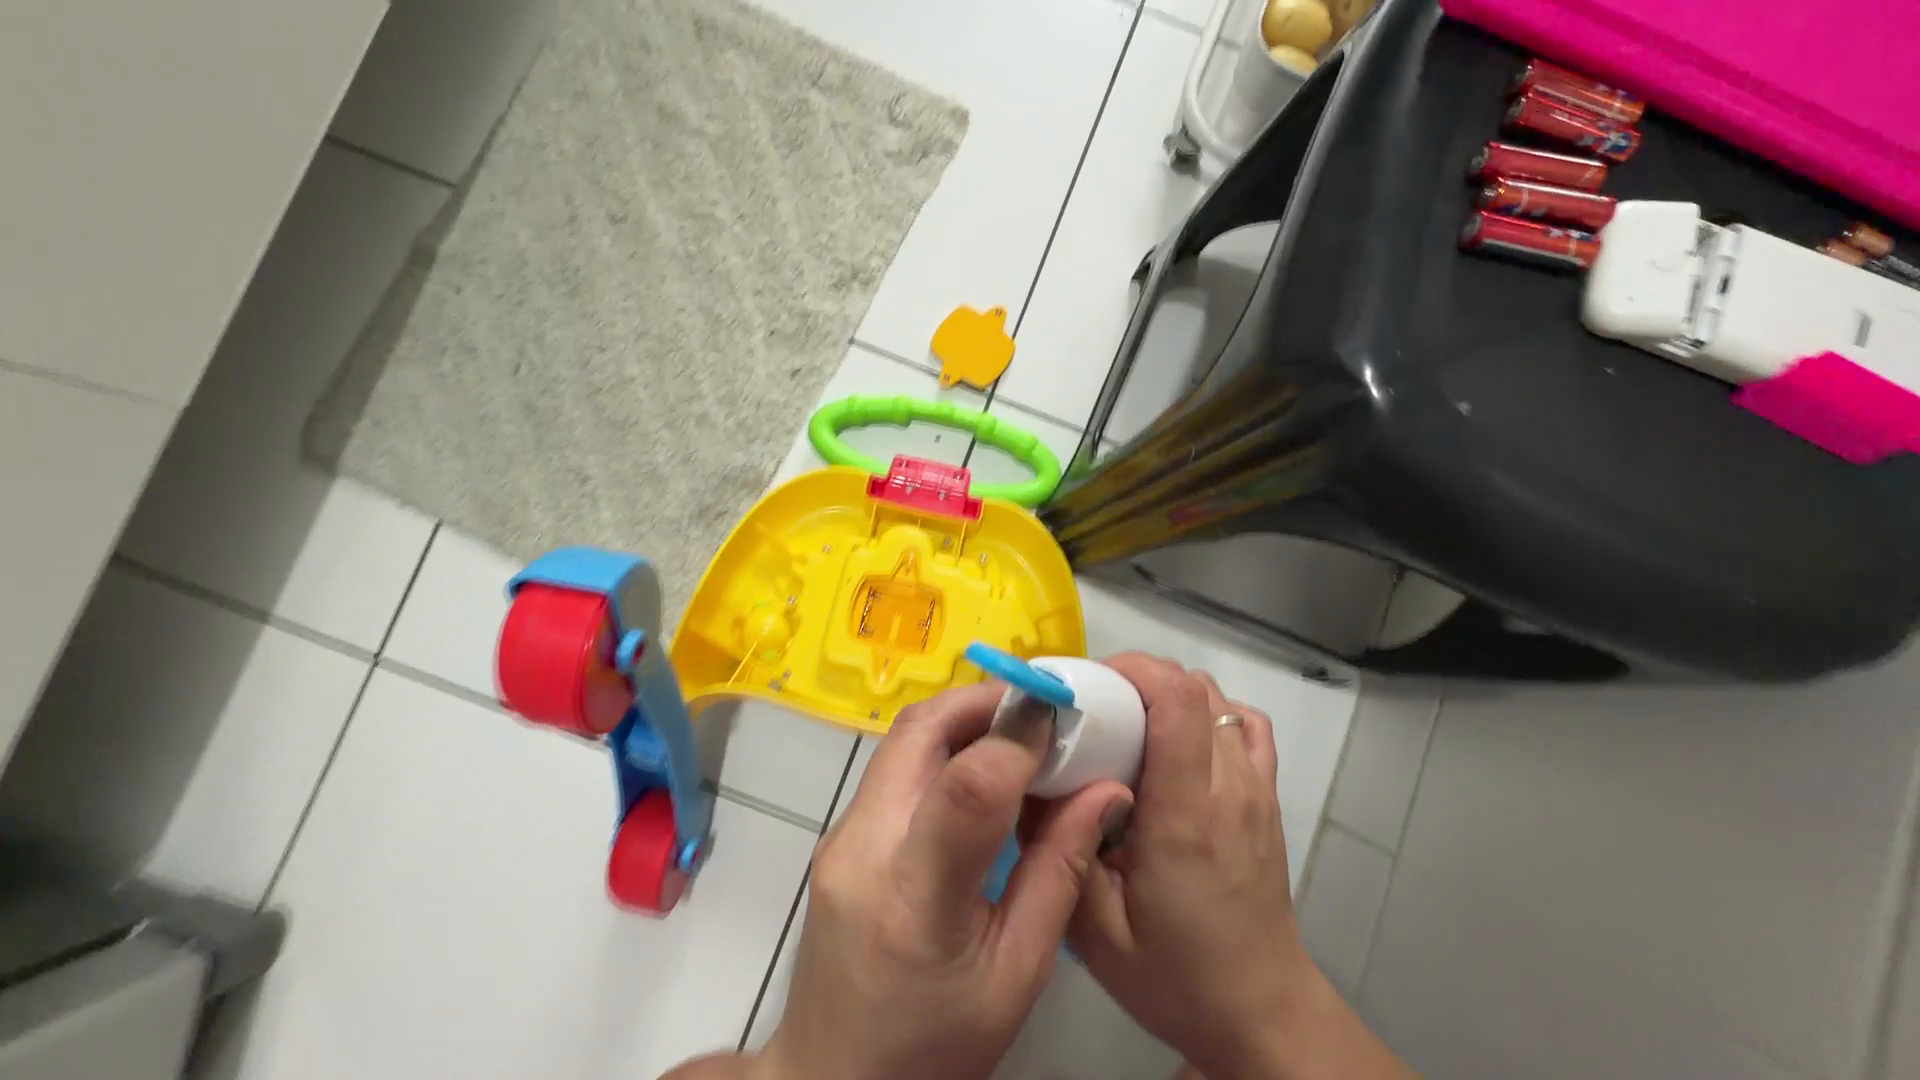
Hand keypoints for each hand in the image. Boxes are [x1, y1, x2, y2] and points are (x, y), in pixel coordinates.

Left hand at [755, 681, 1134, 1079]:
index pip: (964, 788)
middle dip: (985, 702)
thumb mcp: (1018, 976)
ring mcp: (840, 839)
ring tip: (1019, 734)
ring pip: (900, 740)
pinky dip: (941, 749)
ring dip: (962, 719)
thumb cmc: (935, 1046)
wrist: (834, 1078)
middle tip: (1042, 709)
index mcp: (914, 901)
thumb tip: (1108, 789)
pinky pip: (892, 768)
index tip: (1064, 719)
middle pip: (918, 733)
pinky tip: (980, 772)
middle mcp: (863, 851)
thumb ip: (1060, 874)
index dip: (1018, 736)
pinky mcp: (837, 837)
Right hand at [1067, 653, 1313, 1079]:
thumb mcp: (1094, 929)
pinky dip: (1208, 714)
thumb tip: (1033, 778)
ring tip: (1124, 728)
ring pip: (1217, 699)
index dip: (1129, 670)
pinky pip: (1244, 726)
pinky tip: (1174, 743)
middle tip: (1089, 713)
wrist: (1259, 1011)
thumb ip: (1061, 848)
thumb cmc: (1175, 976)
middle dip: (1134, 680)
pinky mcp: (1267, 798)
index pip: (1175, 699)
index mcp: (1187, 814)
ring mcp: (1257, 789)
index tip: (1083, 688)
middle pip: (1193, 687)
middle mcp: (1230, 787)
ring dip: (1166, 694)